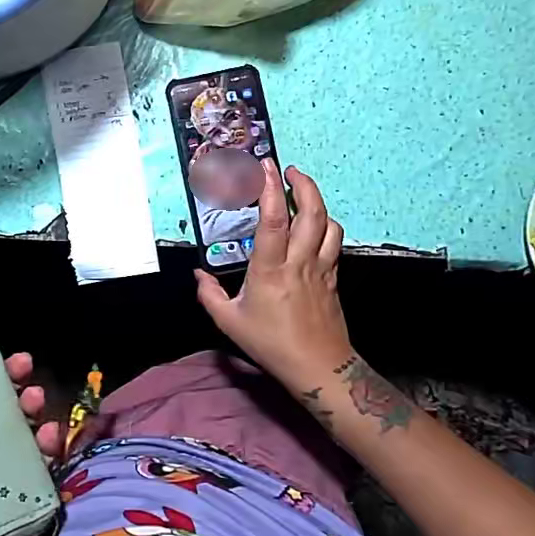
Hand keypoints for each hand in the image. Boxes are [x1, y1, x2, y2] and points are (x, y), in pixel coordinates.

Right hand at [194, 162, 352, 387]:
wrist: (319, 367)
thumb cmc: (272, 345)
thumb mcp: (229, 322)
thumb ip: (210, 294)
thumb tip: (199, 275)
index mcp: (271, 270)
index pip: (274, 220)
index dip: (270, 189)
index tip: (265, 168)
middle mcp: (299, 263)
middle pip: (311, 213)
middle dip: (303, 184)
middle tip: (289, 170)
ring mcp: (321, 269)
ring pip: (328, 224)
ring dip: (317, 202)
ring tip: (303, 192)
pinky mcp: (332, 277)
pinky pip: (334, 242)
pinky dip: (325, 225)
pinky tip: (315, 226)